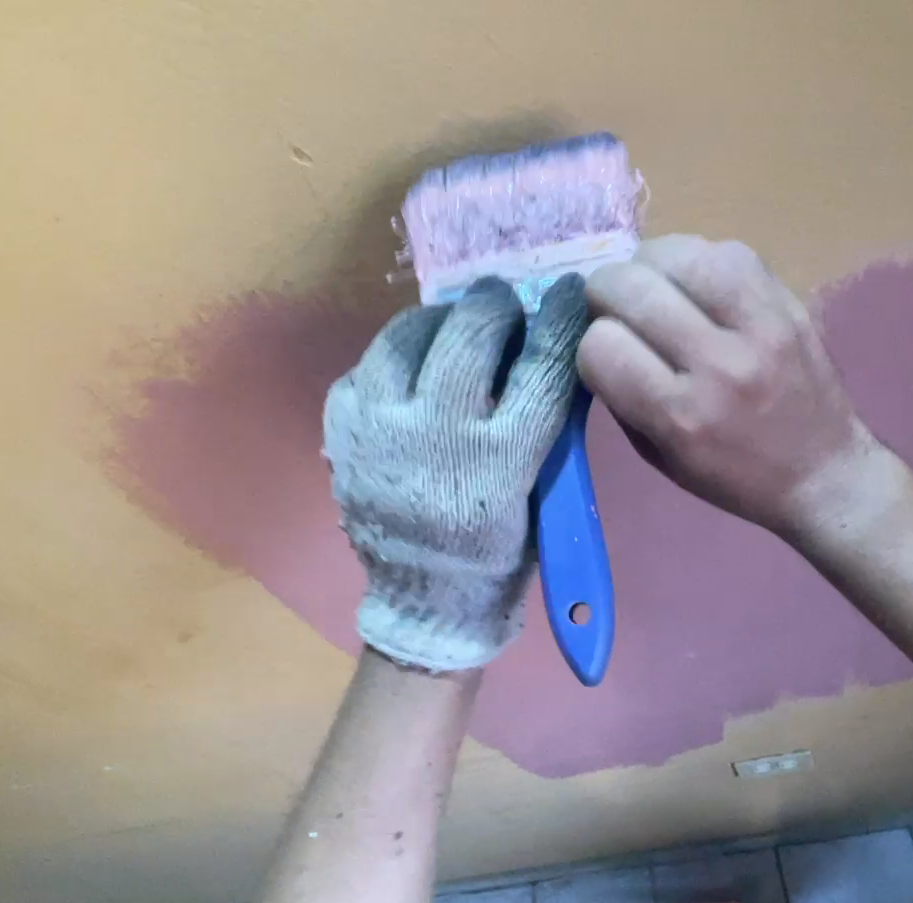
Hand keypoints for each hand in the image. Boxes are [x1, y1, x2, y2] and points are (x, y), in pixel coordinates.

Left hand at [323, 276, 587, 671]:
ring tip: (455, 324)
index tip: (570, 292)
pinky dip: (397, 356)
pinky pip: (367, 365)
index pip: (540, 369)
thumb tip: (542, 348)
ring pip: (406, 336)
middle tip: (505, 305)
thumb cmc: (499, 553)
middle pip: (469, 336)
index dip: (561, 320)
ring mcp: (378, 433)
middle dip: (495, 307)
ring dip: (440, 320)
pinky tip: (414, 366)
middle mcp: (435, 440)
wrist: (425, 599)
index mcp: (498, 465)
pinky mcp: (342, 434)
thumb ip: (544, 426)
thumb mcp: (541, 498)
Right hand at [579, 236, 877, 535]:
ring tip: (653, 286)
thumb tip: (595, 334)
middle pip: (629, 287)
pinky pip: (727, 251)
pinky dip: (697, 260)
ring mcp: (759, 326)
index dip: (589, 344)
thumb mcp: (660, 456)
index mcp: (680, 416)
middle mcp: (717, 365)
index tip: (603, 354)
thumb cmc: (731, 476)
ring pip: (677, 253)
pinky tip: (696, 282)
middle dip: (603, 292)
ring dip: (649, 265)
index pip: (600, 345)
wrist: (822, 473)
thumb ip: (622, 396)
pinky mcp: (788, 303)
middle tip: (611, 308)